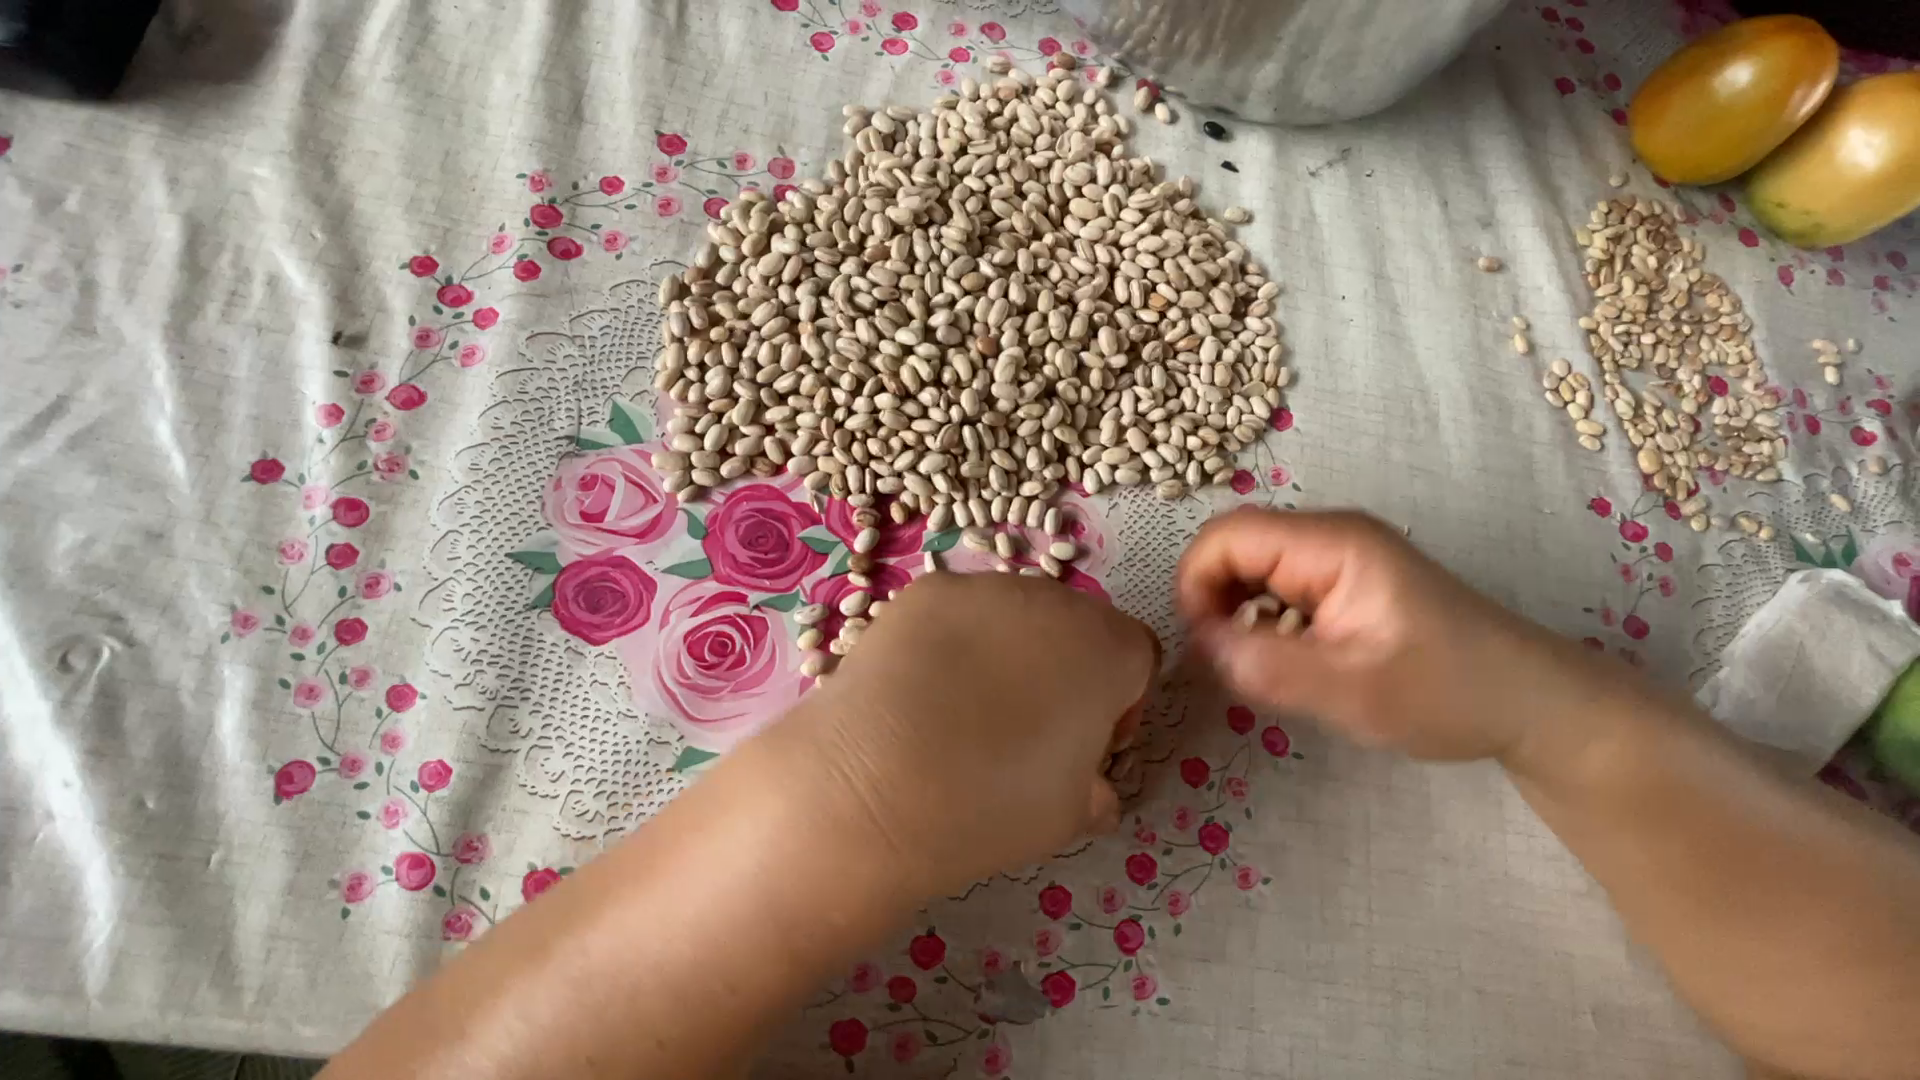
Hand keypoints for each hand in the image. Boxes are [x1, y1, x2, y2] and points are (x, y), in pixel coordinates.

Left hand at [745, 571, 1157, 897]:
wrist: (876, 786)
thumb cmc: (992, 805)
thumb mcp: (1071, 816)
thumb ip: (1098, 789)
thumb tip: (1093, 789)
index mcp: (1108, 649)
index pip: (1137, 660)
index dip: (1119, 705)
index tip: (1086, 745)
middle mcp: (1055, 599)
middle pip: (1079, 627)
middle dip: (1066, 670)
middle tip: (1026, 728)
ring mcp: (985, 586)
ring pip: (1018, 613)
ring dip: (1010, 650)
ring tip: (964, 709)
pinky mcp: (926, 591)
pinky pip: (961, 611)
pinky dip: (954, 641)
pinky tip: (924, 688)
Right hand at [1175, 507, 1621, 766]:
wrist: (1532, 703)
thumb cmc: (1448, 693)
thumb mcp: (1351, 691)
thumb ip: (1264, 666)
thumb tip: (1198, 643)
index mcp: (1332, 544)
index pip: (1226, 536)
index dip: (1195, 583)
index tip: (1203, 644)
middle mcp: (1330, 535)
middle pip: (1234, 547)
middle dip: (1213, 600)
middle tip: (1230, 660)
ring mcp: (1339, 555)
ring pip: (1251, 568)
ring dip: (1237, 613)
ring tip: (1262, 665)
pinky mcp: (1345, 581)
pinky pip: (1277, 586)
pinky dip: (1263, 621)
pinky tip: (1290, 659)